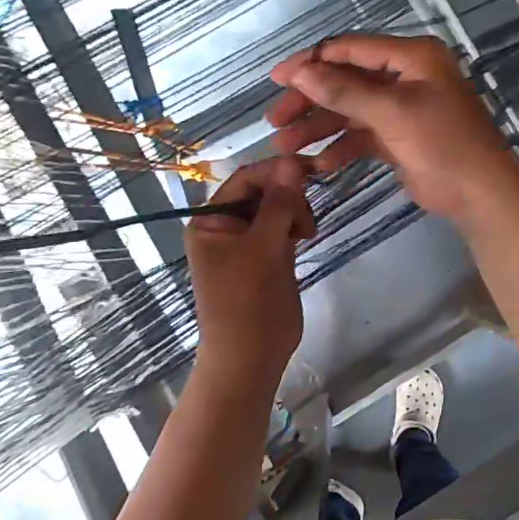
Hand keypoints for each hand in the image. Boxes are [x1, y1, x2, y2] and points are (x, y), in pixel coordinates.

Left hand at [185, 157, 315, 381]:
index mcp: (210, 221)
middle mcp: (226, 227)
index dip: (274, 171)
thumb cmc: (247, 303)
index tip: (309, 170)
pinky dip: (296, 226)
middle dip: (286, 194)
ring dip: (294, 211)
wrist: (251, 356)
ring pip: (276, 208)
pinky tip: (306, 236)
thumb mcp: (262, 249)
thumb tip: (292, 162)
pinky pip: (283, 227)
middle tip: (306, 215)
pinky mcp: (268, 257)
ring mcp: (247, 242)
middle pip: (261, 191)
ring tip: (306, 232)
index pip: (243, 180)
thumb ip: (278, 205)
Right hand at [267, 34, 518, 222]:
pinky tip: (318, 164)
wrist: (479, 193)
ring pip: (350, 111)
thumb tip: (299, 73)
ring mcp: (401, 108)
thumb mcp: (392, 112)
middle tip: (276, 122)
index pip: (350, 50)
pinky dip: (340, 148)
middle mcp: (405, 76)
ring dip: (319, 128)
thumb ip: (344, 91)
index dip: (311, 62)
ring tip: (286, 148)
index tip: (277, 80)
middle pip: (346, 81)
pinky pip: (361, 137)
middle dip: (310, 102)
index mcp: (411, 56)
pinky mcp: (398, 138)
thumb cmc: (442, 143)